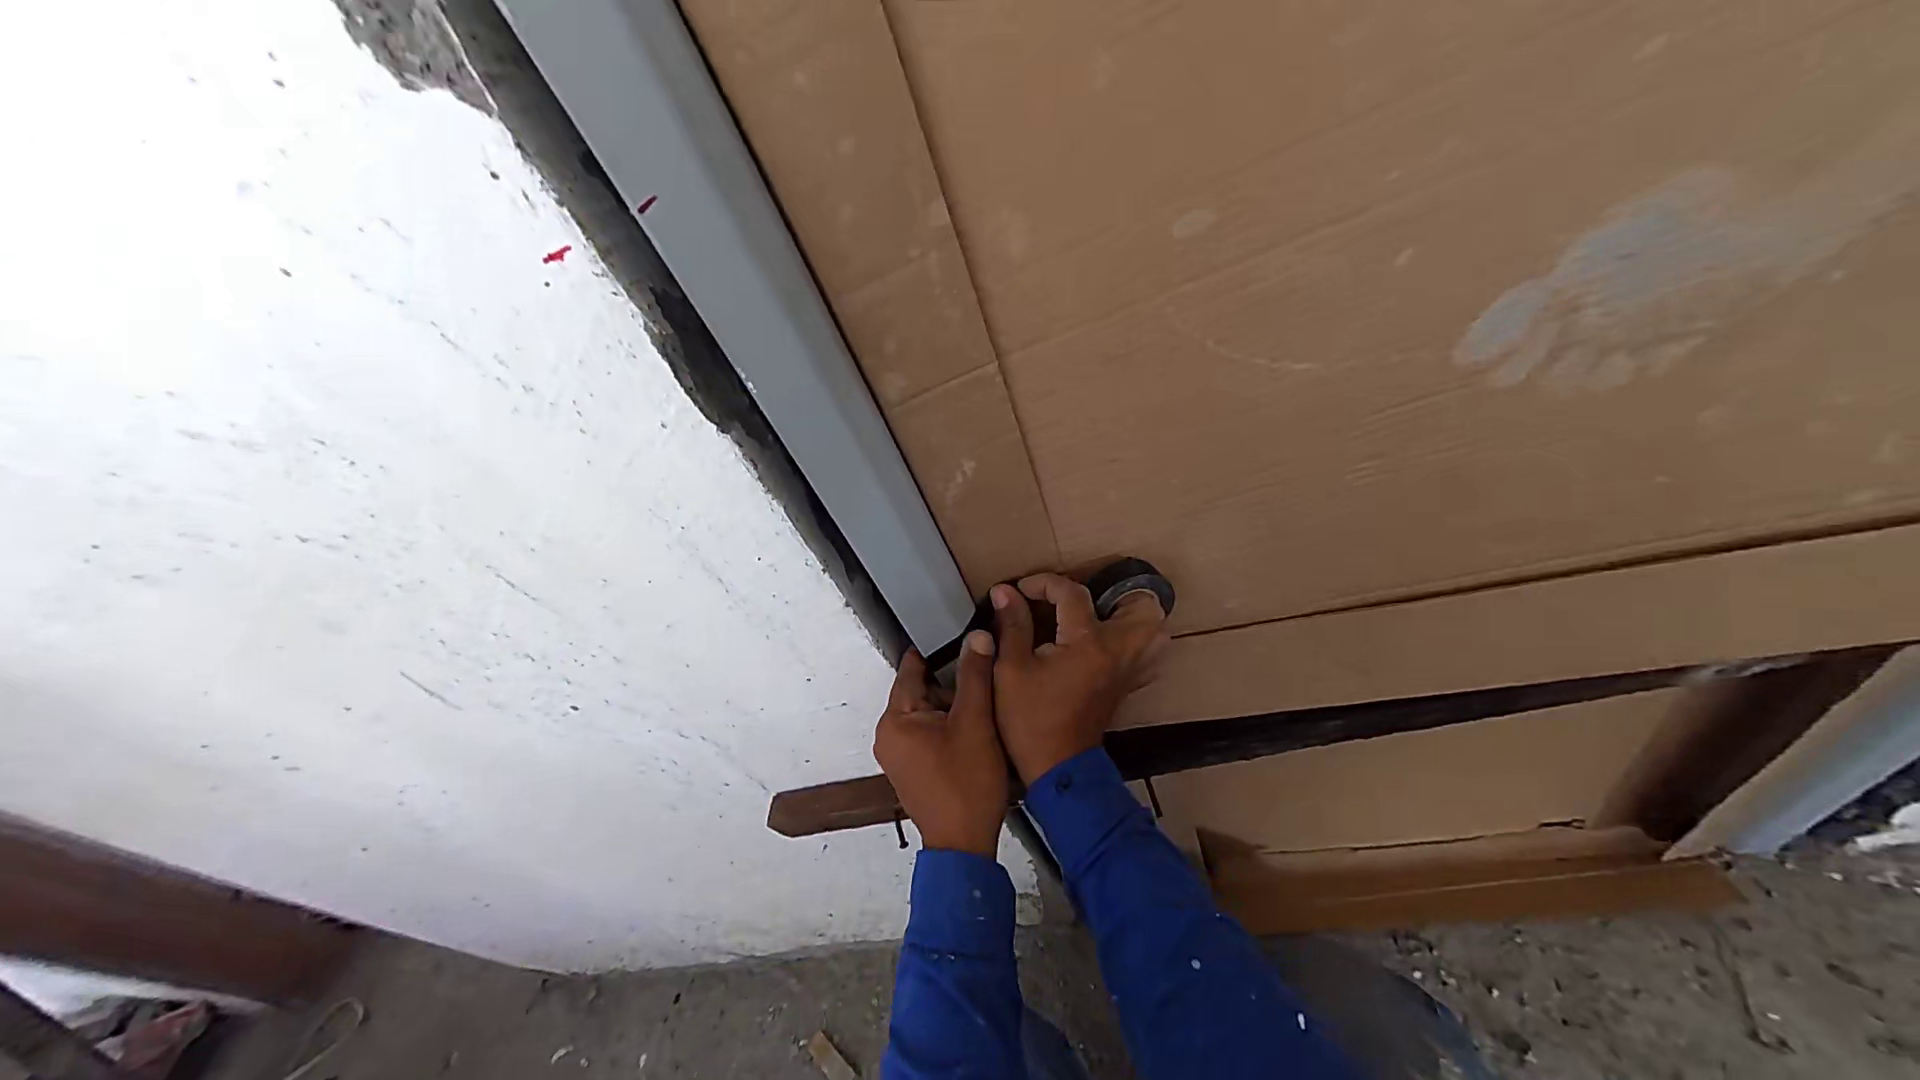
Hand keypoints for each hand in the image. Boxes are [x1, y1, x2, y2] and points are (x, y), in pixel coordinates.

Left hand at [872, 633, 1006, 856]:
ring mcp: (899, 753)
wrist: (964, 845)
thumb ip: (974, 675)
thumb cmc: (966, 783)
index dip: (939, 649)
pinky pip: (931, 732)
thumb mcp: (975, 722)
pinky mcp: (913, 767)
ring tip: (987, 702)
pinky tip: (978, 727)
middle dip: (953, 682)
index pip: (912, 668)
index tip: (964, 633)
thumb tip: (977, 636)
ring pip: (930, 711)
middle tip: (986, 673)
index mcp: (894, 720)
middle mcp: (889, 734)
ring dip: (956, 705)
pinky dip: (952, 725)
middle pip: (923, 690)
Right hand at [990, 574, 1170, 784]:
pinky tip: (1107, 642)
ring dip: (1130, 613)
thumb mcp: (1011, 670)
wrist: (1058, 767)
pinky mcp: (1130, 683)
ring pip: (1155, 627)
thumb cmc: (1030, 720)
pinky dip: (1136, 639)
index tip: (1020, 590)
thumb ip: (1012, 625)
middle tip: (1076, 600)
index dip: (1043, 583)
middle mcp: (1119, 650)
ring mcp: (1130, 668)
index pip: (1072, 592)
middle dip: (1109, 592)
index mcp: (1088, 643)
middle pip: (1141, 603)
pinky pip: (1150, 652)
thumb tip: (1005, 591)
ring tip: (1096, 615)